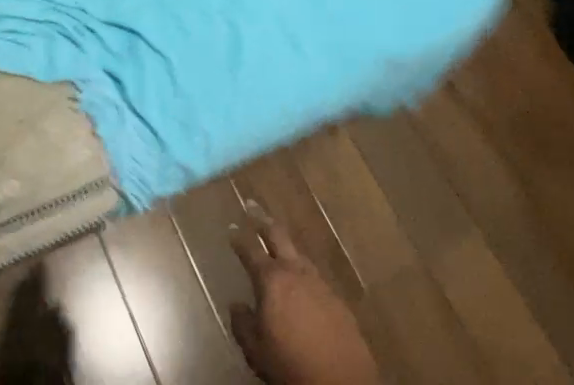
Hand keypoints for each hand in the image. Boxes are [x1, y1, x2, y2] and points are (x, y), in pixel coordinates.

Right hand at [229, 209, 380, 384]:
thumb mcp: (256, 349)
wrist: (342, 383)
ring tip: (276, 243)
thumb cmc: (290, 365)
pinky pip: (315, 276)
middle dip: (263, 221)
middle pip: (278, 237)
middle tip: (252, 206)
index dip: (239, 237)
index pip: (250, 250)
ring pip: (299, 255)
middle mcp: (296, 273)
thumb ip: (242, 323)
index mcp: (272, 281)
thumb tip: (237, 305)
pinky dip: (303, 271)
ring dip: (285, 246)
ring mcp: (321, 284)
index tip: (231, 226)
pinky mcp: (338, 300)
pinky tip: (301, 281)